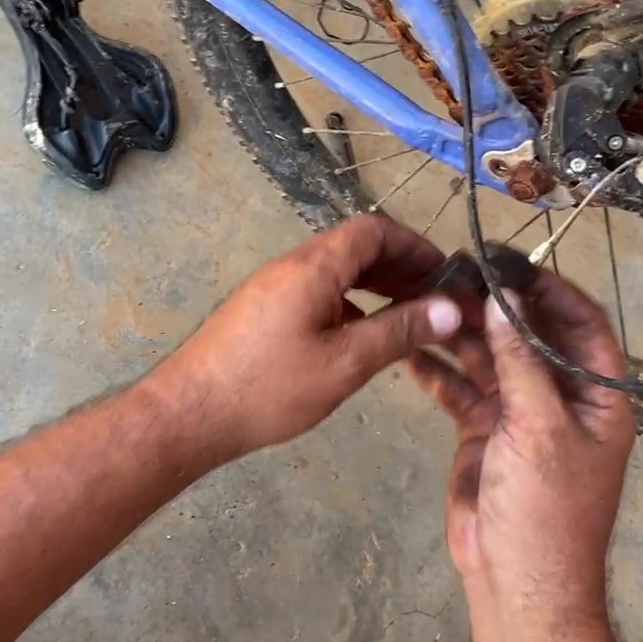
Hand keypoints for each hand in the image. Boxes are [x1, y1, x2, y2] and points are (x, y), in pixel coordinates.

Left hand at [143, 214, 463, 464]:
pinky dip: (349, 301)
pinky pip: (316, 290)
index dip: (415, 245)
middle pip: (355, 246)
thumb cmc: (269, 386)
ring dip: (376, 285)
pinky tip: (362, 334)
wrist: (190, 411)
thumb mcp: (344, 362)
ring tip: (409, 316)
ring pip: (335, 270)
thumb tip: (451, 308)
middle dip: (401, 266)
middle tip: (436, 299)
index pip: (373, 229)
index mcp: (313, 265)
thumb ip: (398, 331)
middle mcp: (292, 264)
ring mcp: (274, 286)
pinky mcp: (263, 309)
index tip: (446, 274)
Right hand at [405, 275, 634, 623]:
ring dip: (460, 333)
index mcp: (596, 397)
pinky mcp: (482, 429)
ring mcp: (517, 413)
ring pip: (488, 359)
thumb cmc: (547, 506)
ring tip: (425, 301)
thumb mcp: (540, 428)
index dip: (553, 293)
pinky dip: (436, 370)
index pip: (582, 327)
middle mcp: (558, 398)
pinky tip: (410, 349)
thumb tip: (502, 300)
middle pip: (527, 337)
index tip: (512, 264)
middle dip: (494, 309)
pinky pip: (459, 388)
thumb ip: (520, 361)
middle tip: (453, 274)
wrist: (517, 580)